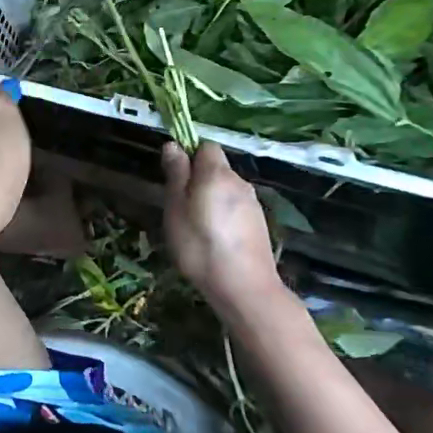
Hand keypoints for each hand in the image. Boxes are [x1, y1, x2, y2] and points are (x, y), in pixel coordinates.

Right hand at [162, 142, 285, 311]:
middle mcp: (239, 182)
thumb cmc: (200, 245)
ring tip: (195, 225)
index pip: (206, 146)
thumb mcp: (175, 208)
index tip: (174, 176)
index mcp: (217, 173)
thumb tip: (173, 145)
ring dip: (210, 198)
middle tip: (179, 205)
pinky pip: (235, 207)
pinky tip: (214, 238)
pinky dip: (223, 214)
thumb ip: (176, 174)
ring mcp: (253, 203)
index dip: (190, 154)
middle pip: (216, 168)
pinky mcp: (259, 223)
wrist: (244, 288)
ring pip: (225, 189)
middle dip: (198, 178)